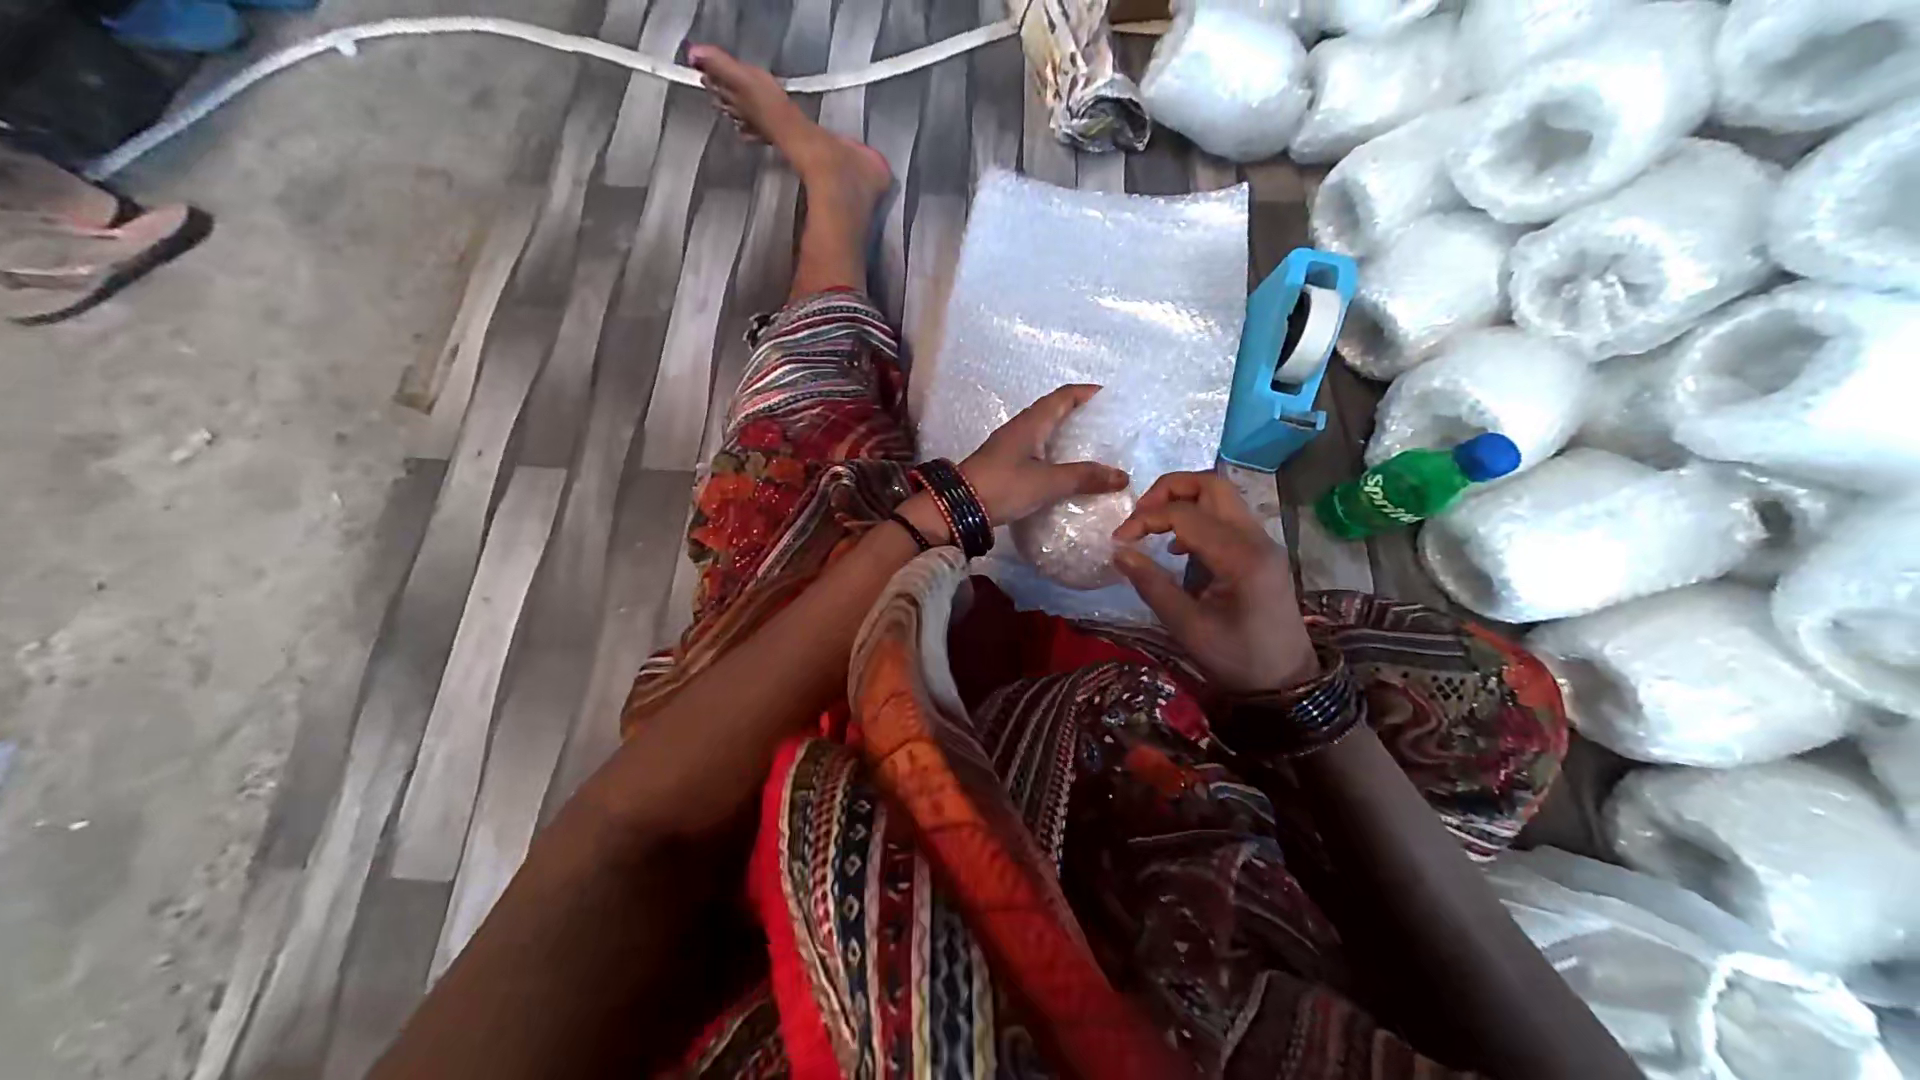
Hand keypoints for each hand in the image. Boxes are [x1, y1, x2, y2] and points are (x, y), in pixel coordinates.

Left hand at [900, 384, 1129, 543]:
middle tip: (1107, 425)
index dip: (1087, 393)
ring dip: (1067, 435)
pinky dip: (1055, 454)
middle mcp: (1020, 428)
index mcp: (1032, 422)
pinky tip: (1066, 471)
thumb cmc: (1004, 485)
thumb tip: (1122, 476)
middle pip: (1054, 411)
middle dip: (1081, 414)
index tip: (1110, 397)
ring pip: (1045, 432)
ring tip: (1093, 448)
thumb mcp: (1048, 482)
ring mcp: (1010, 446)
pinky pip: (1037, 451)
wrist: (958, 507)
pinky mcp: (1005, 465)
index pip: (1064, 396)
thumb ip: (1084, 477)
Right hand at [1111, 471, 1318, 693]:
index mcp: (1240, 557)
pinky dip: (1197, 516)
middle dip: (1169, 489)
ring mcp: (1262, 542)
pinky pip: (1226, 516)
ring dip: (1183, 500)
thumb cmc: (1236, 658)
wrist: (1286, 681)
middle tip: (1139, 514)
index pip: (1185, 514)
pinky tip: (1176, 546)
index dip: (1145, 519)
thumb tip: (1119, 551)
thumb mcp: (1187, 627)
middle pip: (1212, 485)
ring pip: (1221, 496)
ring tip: (1152, 525)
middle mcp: (1256, 538)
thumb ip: (1152, 584)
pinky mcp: (1260, 551)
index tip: (1118, 540)